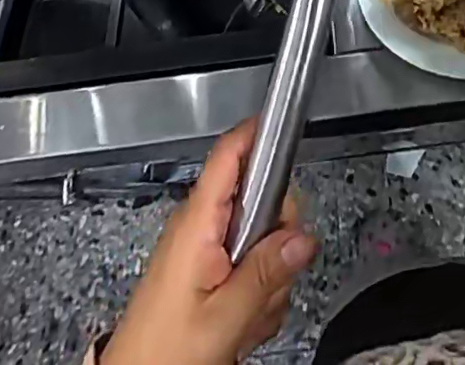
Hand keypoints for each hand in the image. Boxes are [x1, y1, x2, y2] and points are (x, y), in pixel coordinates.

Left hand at [98, 118, 316, 363]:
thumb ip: (266, 274)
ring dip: (269, 271)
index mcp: (198, 222)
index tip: (287, 124)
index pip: (228, 154)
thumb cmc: (161, 357)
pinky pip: (252, 258)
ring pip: (263, 232)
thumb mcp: (222, 320)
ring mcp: (205, 244)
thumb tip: (303, 237)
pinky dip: (259, 287)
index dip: (256, 130)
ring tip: (249, 310)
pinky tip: (245, 316)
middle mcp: (200, 224)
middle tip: (272, 274)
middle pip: (262, 196)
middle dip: (279, 234)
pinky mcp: (209, 265)